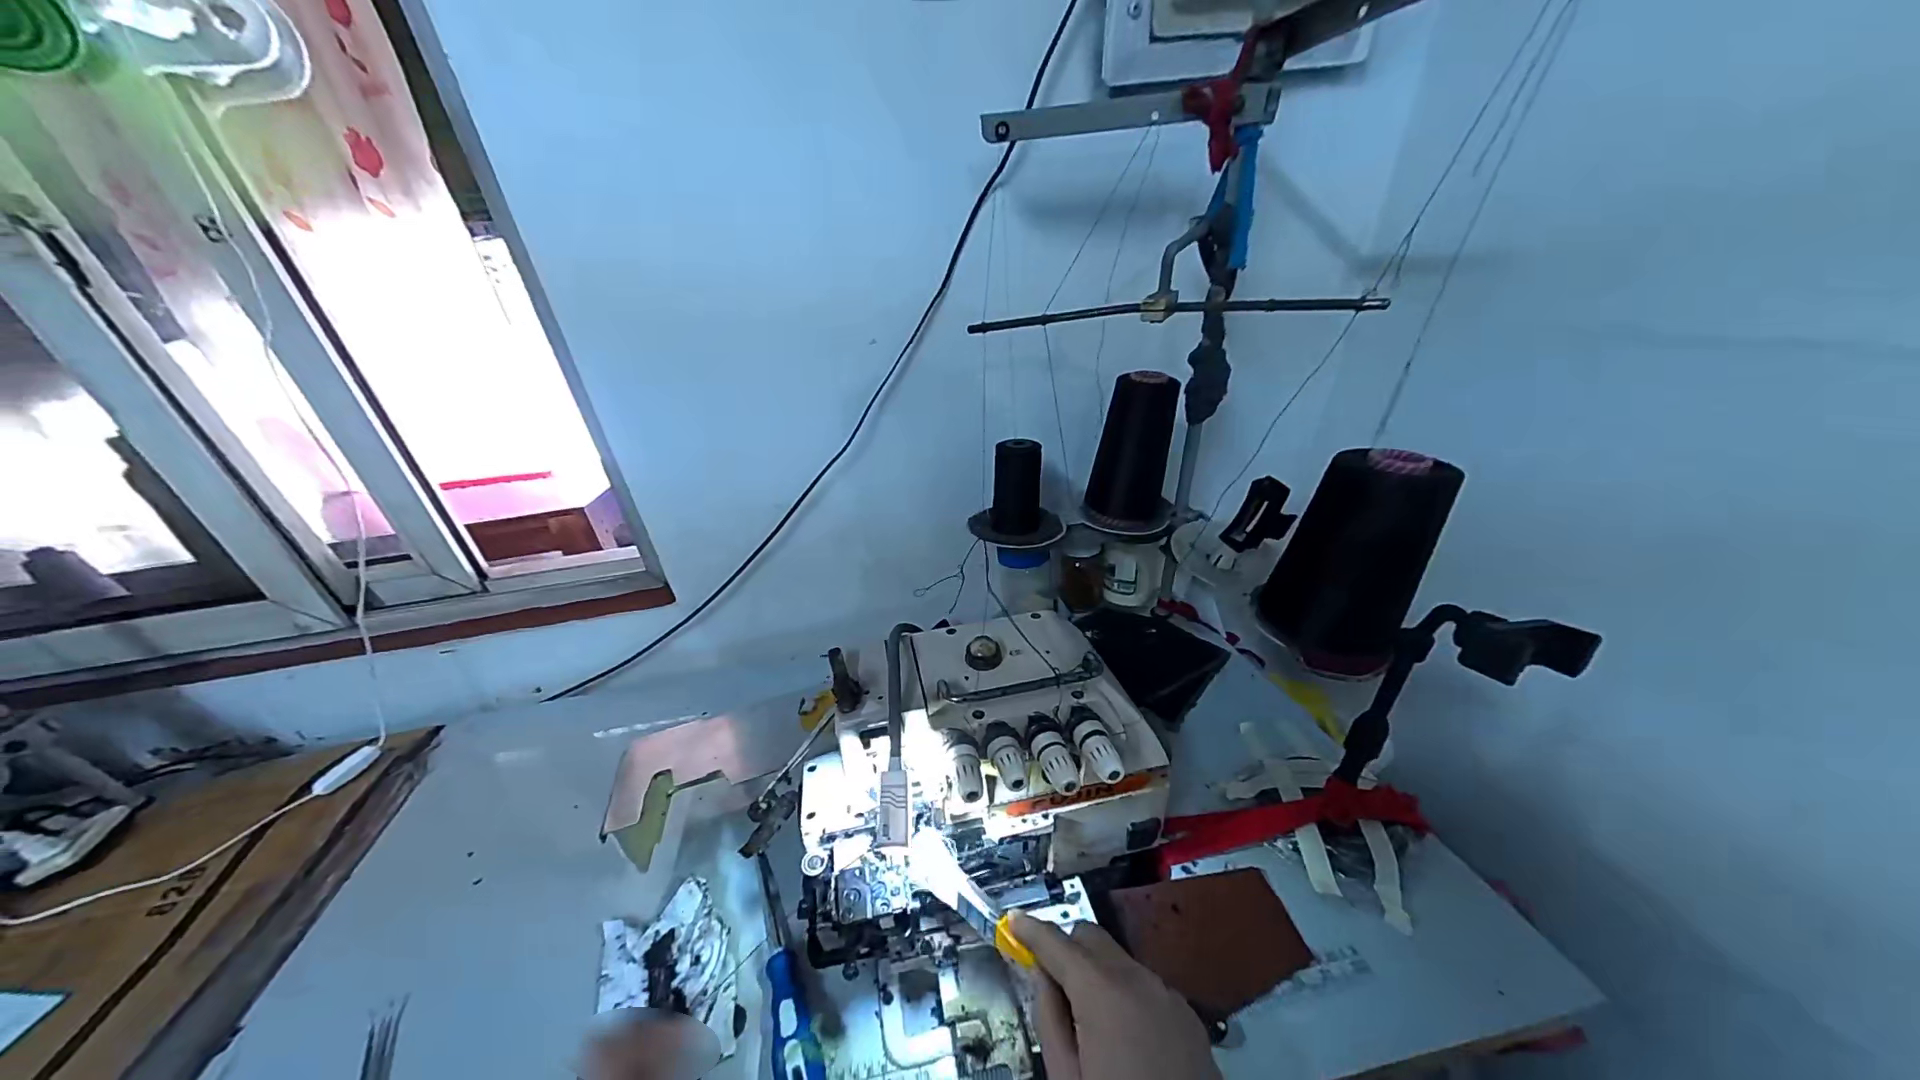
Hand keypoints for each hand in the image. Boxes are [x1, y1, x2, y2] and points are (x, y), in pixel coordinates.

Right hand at [1009, 912, 1221, 1079]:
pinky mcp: (1188, 1014)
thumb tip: (1042, 976)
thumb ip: (1049, 1017)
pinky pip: (1145, 985)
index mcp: (1102, 991)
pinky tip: (1124, 1036)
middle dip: (1065, 948)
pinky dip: (1124, 992)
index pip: (1057, 942)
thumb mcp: (1066, 1076)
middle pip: (1091, 937)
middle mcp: (1137, 978)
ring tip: (1088, 1020)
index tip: (1013, 921)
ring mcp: (1167, 993)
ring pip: (1118, 959)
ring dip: (1096, 971)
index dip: (1030, 929)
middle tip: (1050, 982)